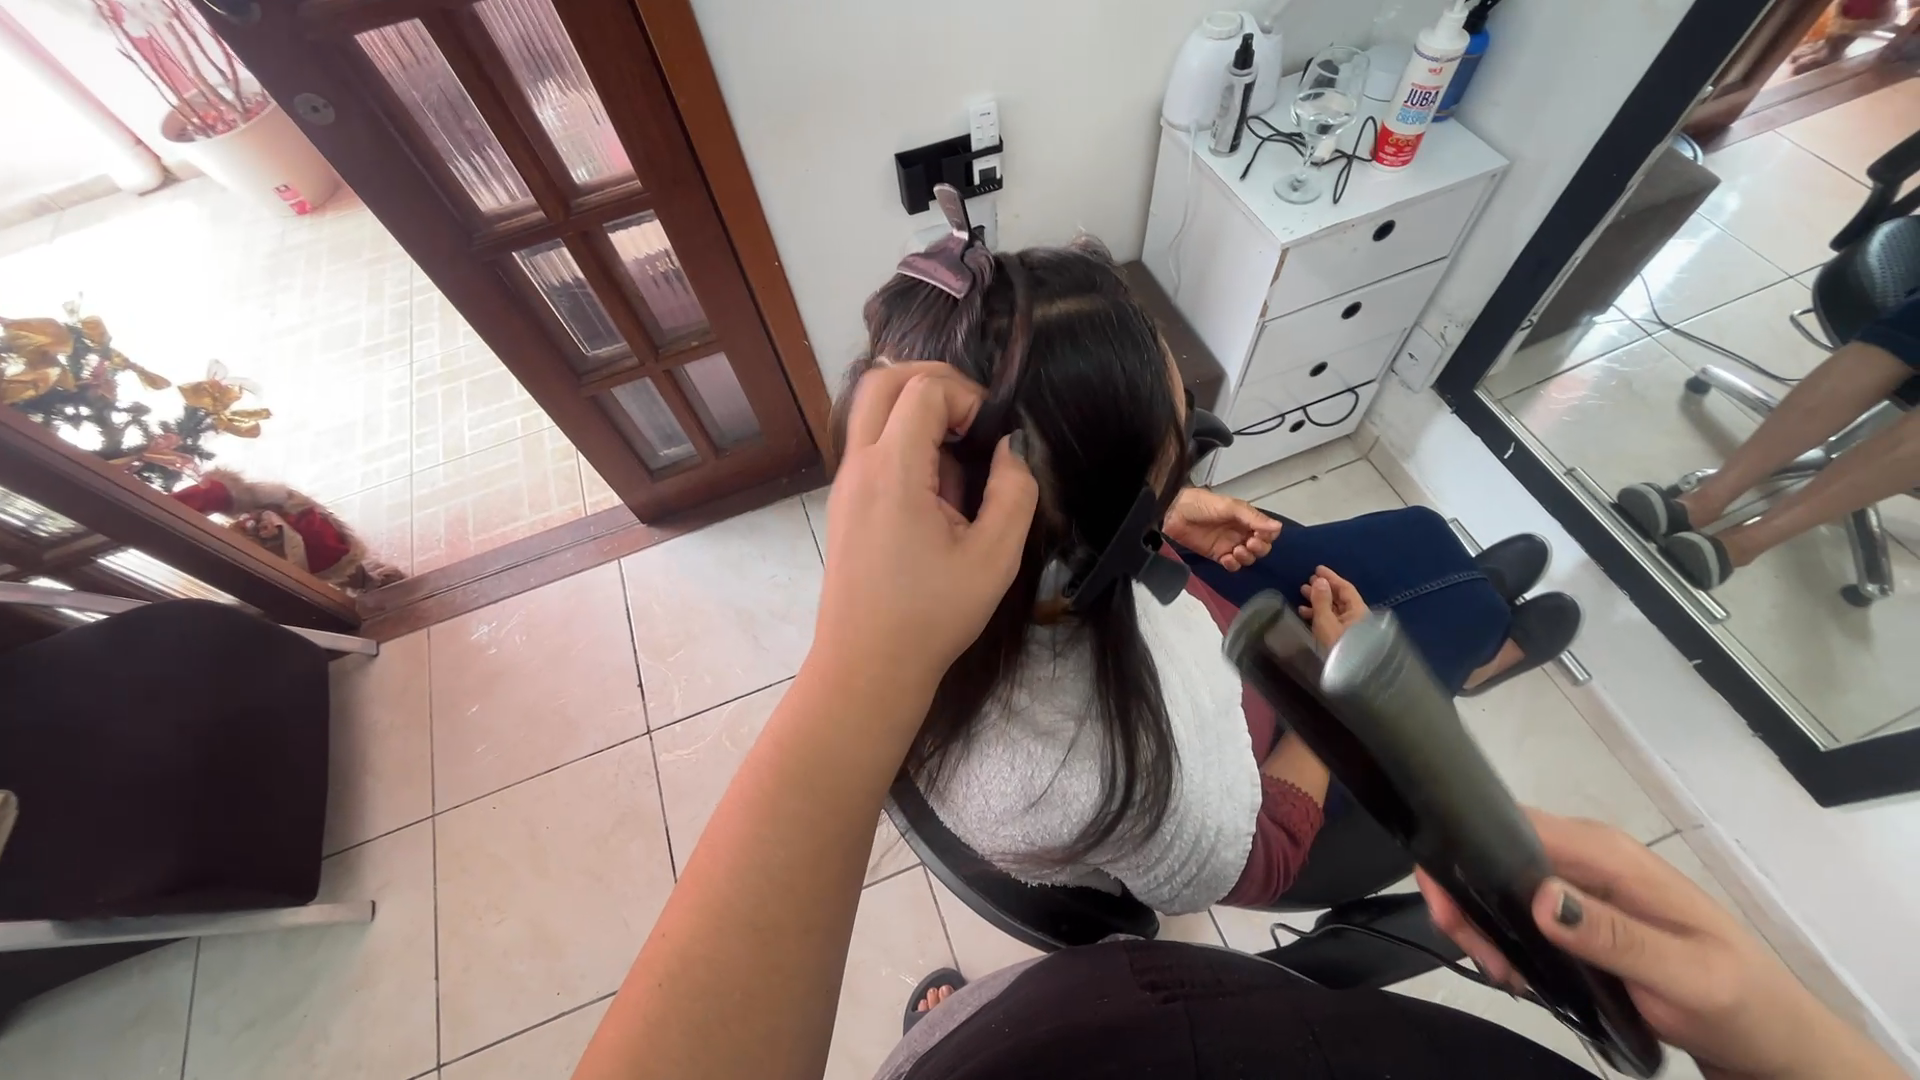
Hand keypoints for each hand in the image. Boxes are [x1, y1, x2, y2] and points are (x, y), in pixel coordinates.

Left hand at [815, 362, 1038, 694]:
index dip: (967, 396)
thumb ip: (1014, 491)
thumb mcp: (994, 558)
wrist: (867, 666)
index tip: (991, 437)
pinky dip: (904, 446)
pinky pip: (871, 448)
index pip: (924, 390)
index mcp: (893, 471)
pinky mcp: (845, 504)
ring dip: (917, 417)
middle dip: (933, 382)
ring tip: (956, 469)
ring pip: (873, 412)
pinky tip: (935, 497)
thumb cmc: (931, 616)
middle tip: (972, 418)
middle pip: (883, 381)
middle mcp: (859, 466)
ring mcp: (845, 484)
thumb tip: (1010, 447)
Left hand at [1163, 488, 1279, 570]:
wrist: (1175, 513)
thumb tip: (1278, 527)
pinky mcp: (1216, 555)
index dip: (1268, 536)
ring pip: (1248, 558)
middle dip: (1260, 548)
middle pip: (1261, 547)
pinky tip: (1227, 558)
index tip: (1261, 534)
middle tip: (1250, 543)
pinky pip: (1232, 565)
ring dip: (1247, 557)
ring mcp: (1229, 545)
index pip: (1268, 532)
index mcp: (1246, 519)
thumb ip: (1253, 517)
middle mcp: (1240, 532)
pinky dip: (1233, 564)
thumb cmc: (1202, 504)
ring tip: (1236, 550)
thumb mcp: (1230, 506)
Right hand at [1297, 565, 1364, 648]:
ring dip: (1319, 601)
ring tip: (1302, 594)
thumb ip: (1322, 600)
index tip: (1317, 569)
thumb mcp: (1326, 622)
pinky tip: (1306, 613)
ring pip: (1335, 609)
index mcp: (1358, 611)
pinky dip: (1319, 614)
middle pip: (1341, 598)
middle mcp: (1358, 617)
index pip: (1345, 588)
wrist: (1351, 677)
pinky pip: (1332, 620)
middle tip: (1308, 581)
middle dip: (1324, 588)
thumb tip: (1320, 580)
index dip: (1332, 577)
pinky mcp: (1343, 638)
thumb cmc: (1338, 646)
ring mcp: (1351, 628)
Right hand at [1419, 810, 1901, 1079]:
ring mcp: (1577, 883)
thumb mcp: (1690, 977)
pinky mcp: (1573, 910)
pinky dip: (1498, 934)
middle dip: (1463, 895)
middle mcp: (1583, 855)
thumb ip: (1616, 937)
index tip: (1447, 904)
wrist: (1776, 1044)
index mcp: (1605, 852)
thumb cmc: (1742, 1004)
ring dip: (1479, 921)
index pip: (1509, 823)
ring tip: (1498, 969)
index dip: (1462, 851)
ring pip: (1493, 879)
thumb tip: (1539, 896)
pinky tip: (1511, 967)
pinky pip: (1513, 906)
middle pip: (1489, 850)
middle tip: (1474, 951)